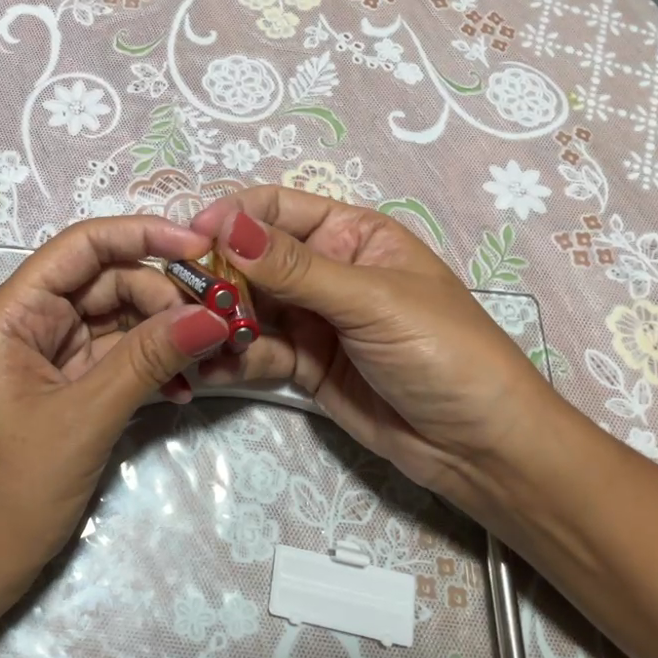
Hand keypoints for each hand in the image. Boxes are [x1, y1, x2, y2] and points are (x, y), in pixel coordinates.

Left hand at [0, 216, 231, 603]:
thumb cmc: (11, 490)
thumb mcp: (83, 417)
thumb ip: (147, 359)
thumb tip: (214, 314)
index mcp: (13, 313)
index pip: (82, 247)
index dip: (142, 235)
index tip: (203, 248)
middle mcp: (31, 324)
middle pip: (108, 282)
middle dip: (165, 297)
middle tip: (223, 323)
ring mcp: (51, 358)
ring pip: (119, 321)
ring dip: (165, 335)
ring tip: (211, 360)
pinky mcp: (68, 390)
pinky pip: (119, 359)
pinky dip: (152, 367)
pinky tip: (183, 388)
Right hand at [189, 186, 565, 493]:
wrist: (479, 447)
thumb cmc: (444, 352)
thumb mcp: (371, 302)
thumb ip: (296, 269)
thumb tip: (228, 228)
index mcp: (351, 235)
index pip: (277, 209)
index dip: (232, 218)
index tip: (189, 242)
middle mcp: (325, 271)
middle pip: (252, 259)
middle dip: (215, 275)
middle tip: (178, 300)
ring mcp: (312, 320)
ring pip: (247, 306)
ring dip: (217, 319)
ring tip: (189, 338)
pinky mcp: (302, 364)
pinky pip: (255, 351)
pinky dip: (231, 357)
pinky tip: (209, 370)